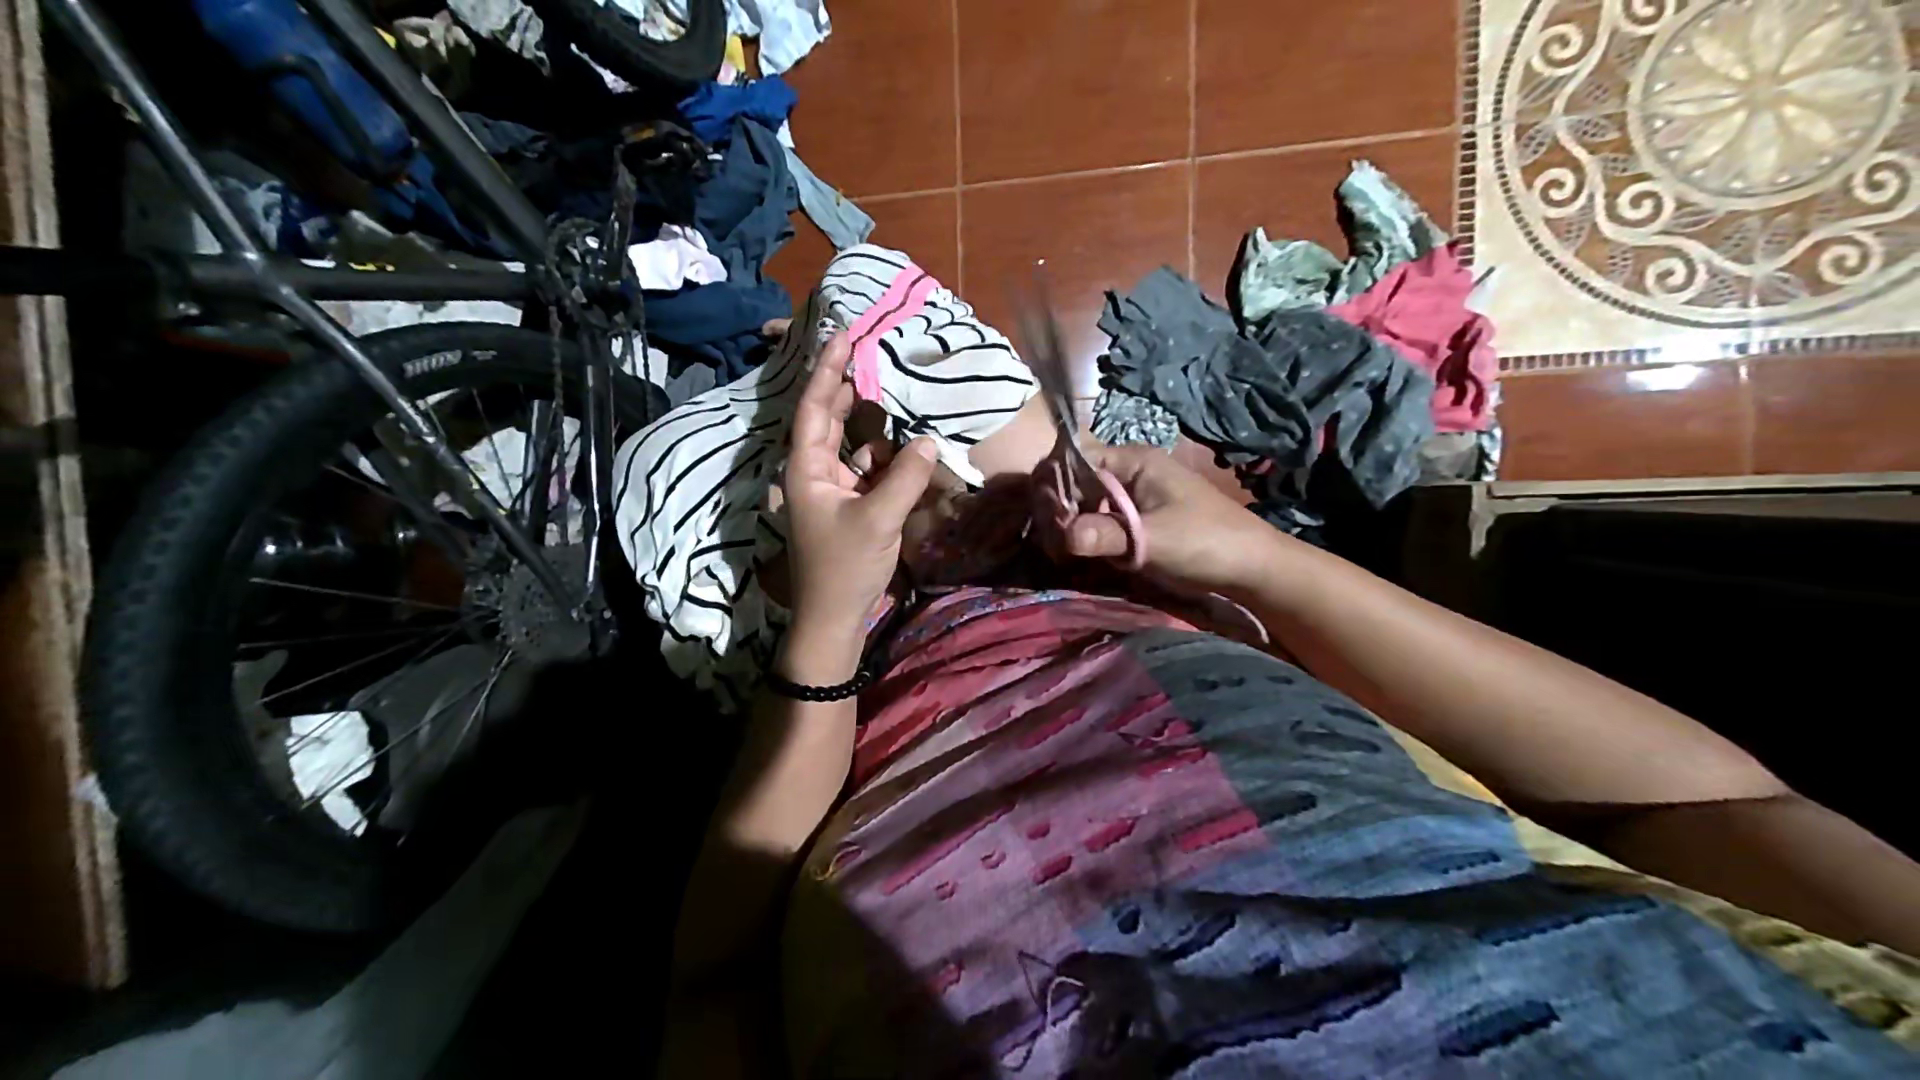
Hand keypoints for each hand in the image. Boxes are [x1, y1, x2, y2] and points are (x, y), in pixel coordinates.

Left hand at [781, 334, 938, 675]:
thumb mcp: (878, 519)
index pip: (815, 407)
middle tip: (873, 354)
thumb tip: (929, 440)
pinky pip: (867, 470)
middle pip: (830, 418)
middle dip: (849, 387)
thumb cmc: (844, 567)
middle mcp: (815, 471)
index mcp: (806, 468)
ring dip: (874, 425)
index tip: (843, 334)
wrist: (834, 618)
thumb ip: (905, 476)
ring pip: (852, 444)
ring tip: (900, 398)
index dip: (828, 369)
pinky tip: (909, 447)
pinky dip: (886, 458)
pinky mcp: (849, 505)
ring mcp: (832, 489)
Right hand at [1062, 445, 1287, 595]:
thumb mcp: (1154, 539)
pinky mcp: (1139, 518)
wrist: (1253, 568)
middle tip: (1050, 541)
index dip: (1055, 485)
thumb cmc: (1206, 542)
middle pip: (1078, 481)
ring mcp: (1135, 495)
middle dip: (1061, 508)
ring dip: (1073, 524)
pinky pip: (1102, 520)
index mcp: (1134, 461)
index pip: (1076, 460)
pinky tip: (1080, 554)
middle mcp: (1131, 471)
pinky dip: (1089, 534)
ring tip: (1060, 550)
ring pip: (1088, 503)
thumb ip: (1108, 534)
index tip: (1045, 518)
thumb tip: (1064, 535)